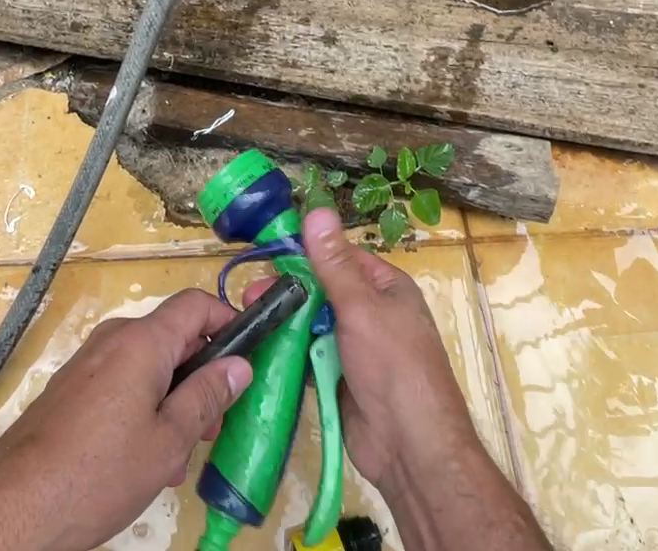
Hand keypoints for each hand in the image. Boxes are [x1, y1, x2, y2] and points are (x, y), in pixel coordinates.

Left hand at [0, 289, 252, 550]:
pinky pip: (120, 382)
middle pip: (172, 338)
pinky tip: (140, 459)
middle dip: (200, 376)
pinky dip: (142, 408)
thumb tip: (240, 363)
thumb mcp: (169, 440)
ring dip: (171, 401)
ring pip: (148, 366)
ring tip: (172, 458)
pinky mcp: (71, 388)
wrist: (15, 507)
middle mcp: (113, 339)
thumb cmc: (101, 471)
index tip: (246, 357)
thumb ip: (208, 396)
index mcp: (142, 340)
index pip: (195, 303)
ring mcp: (88, 362)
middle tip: (209, 428)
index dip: (228, 320)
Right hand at [267, 210, 546, 550]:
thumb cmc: (393, 366)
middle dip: (287, 291)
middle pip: (321, 291)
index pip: (339, 258)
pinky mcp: (338, 377)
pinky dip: (288, 350)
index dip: (305, 254)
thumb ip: (333, 262)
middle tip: (250, 295)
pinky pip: (308, 355)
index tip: (266, 255)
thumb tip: (317, 210)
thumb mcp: (361, 307)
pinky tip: (258, 346)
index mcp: (385, 287)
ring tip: (248, 319)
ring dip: (283, 322)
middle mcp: (371, 312)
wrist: (409, 447)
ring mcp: (354, 347)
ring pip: (311, 324)